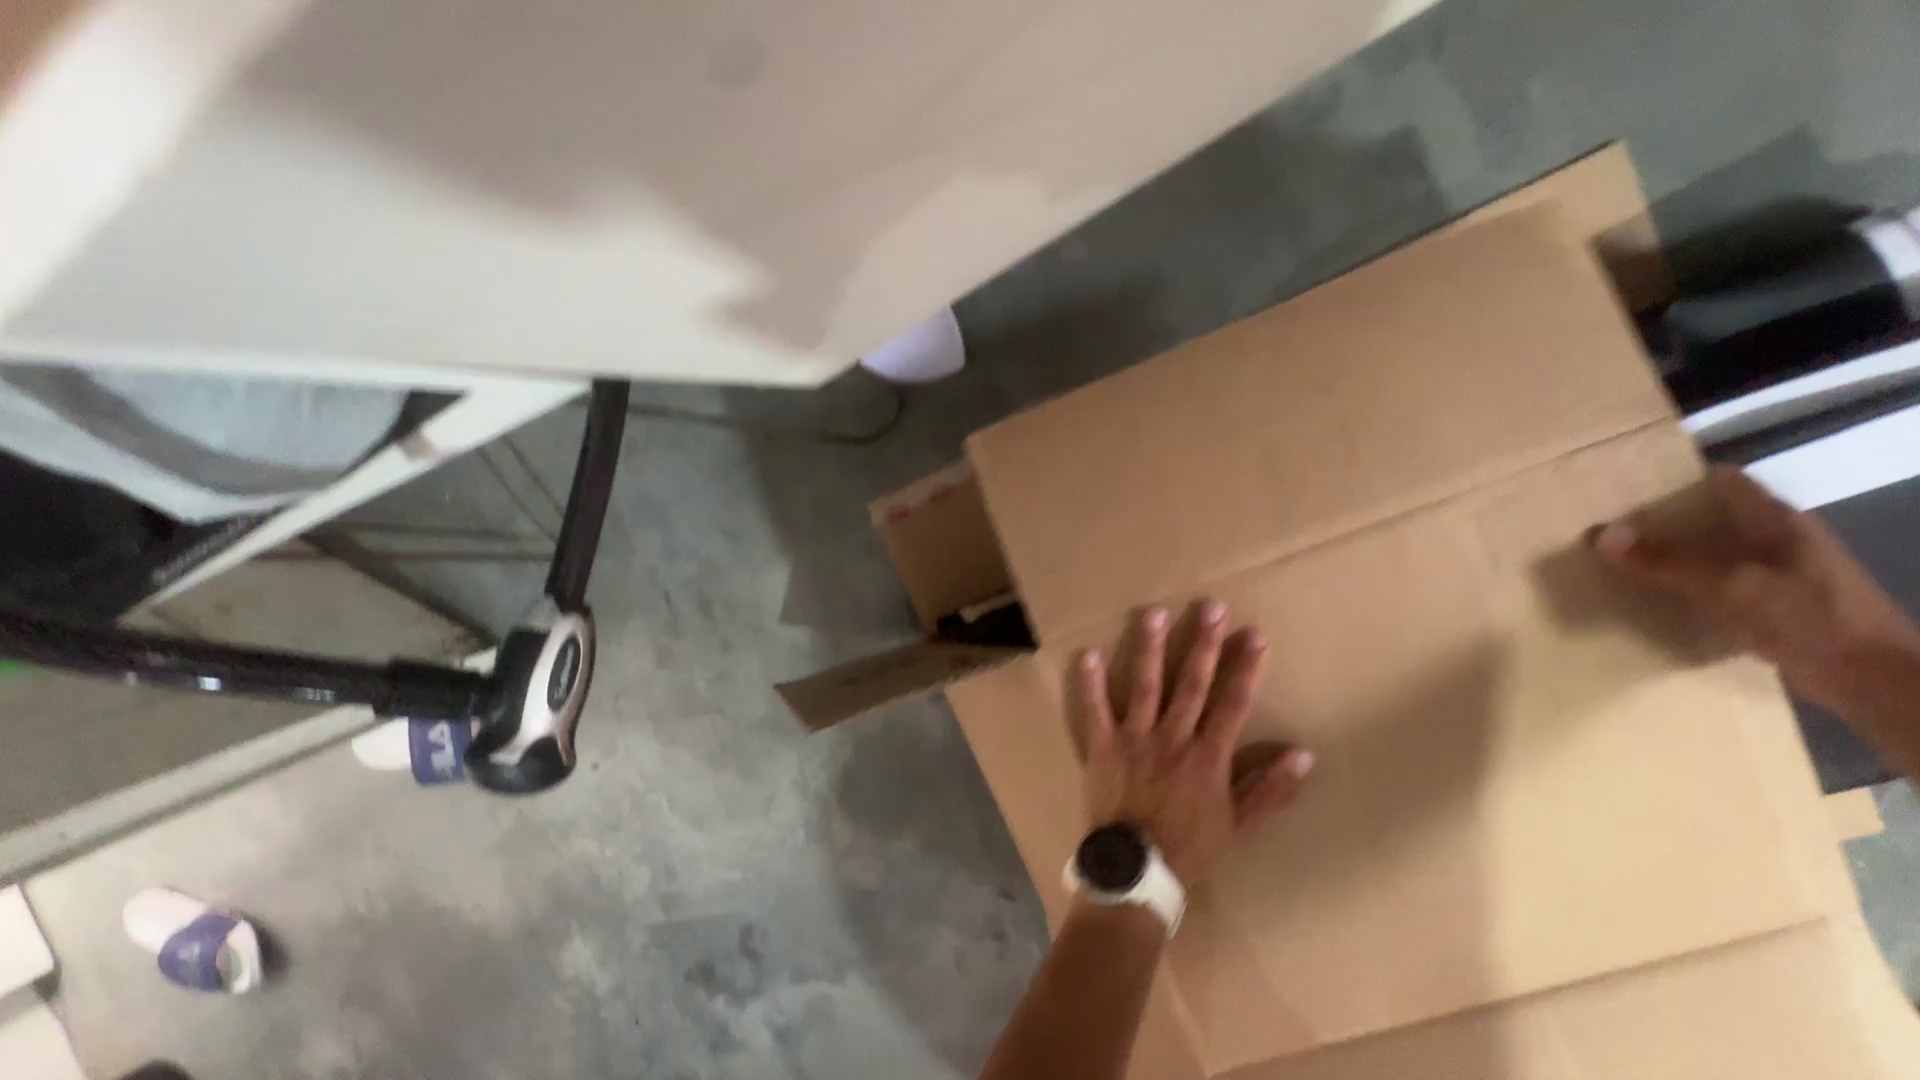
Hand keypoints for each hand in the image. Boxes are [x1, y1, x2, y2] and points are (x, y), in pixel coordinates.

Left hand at [1073, 600, 1313, 886]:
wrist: (1135, 871)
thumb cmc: (1190, 849)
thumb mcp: (1240, 827)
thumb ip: (1271, 790)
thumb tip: (1302, 754)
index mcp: (1208, 756)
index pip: (1233, 703)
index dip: (1246, 668)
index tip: (1255, 635)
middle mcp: (1174, 738)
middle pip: (1193, 683)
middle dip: (1205, 644)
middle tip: (1211, 607)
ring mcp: (1136, 739)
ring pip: (1146, 685)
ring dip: (1151, 648)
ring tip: (1154, 613)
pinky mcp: (1103, 747)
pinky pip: (1095, 710)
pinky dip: (1091, 684)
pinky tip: (1088, 655)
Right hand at [1592, 464, 1919, 711]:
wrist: (1872, 678)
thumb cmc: (1808, 617)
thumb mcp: (1729, 586)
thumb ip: (1665, 561)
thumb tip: (1599, 533)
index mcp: (1776, 520)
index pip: (1721, 481)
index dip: (1676, 478)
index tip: (1625, 486)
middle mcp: (1777, 538)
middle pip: (1712, 516)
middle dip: (1662, 521)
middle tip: (1608, 527)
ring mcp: (1779, 573)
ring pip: (1713, 553)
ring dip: (1673, 557)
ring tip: (1620, 562)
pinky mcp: (1774, 605)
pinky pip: (1719, 585)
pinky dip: (1689, 588)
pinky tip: (1658, 599)